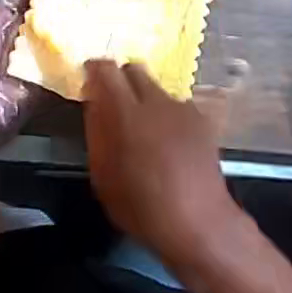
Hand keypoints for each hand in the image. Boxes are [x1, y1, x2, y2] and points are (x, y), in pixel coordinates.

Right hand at [83, 60, 239, 264]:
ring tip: (143, 130)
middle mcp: (157, 100)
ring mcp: (183, 109)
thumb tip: (93, 102)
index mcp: (127, 111)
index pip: (106, 69)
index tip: (88, 81)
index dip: (94, 70)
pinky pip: (175, 106)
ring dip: (144, 99)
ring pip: (156, 88)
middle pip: (134, 69)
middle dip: (120, 80)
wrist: (199, 223)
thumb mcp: (103, 175)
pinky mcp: (202, 121)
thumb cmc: (142, 206)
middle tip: (113, 104)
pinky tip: (167, 142)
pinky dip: (165, 115)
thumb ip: (96, 131)